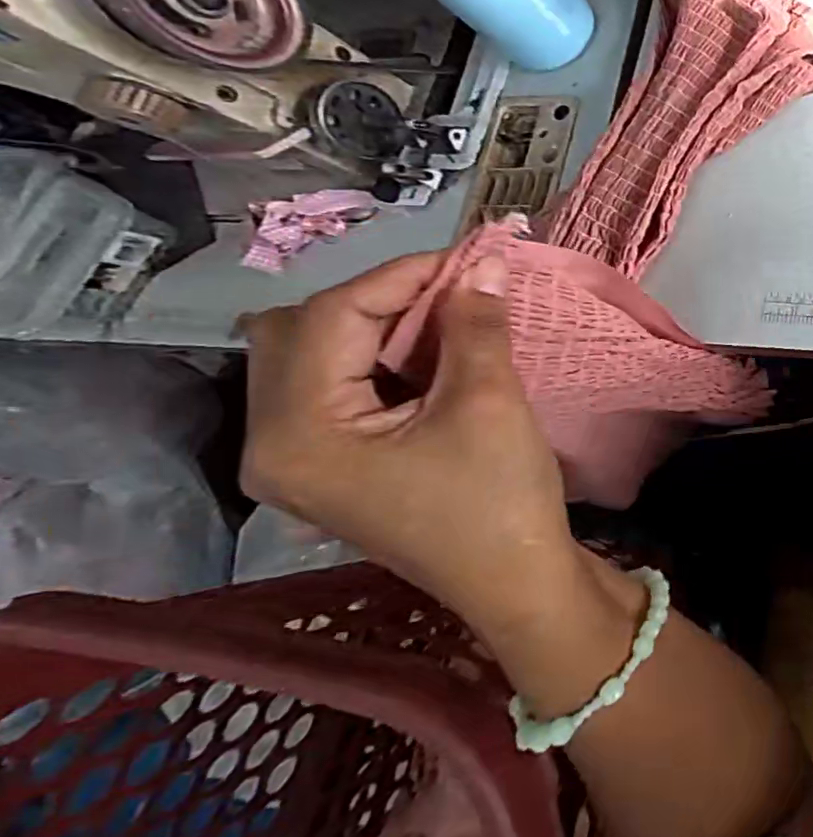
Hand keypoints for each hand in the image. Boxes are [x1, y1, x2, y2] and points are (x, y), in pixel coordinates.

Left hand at [240, 252, 577, 627]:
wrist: (516, 579)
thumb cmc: (500, 498)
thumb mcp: (491, 403)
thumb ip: (477, 326)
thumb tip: (485, 262)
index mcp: (296, 432)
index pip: (331, 318)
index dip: (402, 276)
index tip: (468, 256)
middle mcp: (272, 443)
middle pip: (302, 333)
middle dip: (383, 300)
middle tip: (457, 291)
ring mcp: (296, 459)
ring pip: (316, 358)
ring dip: (382, 327)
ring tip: (451, 320)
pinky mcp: (329, 466)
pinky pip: (336, 389)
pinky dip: (382, 360)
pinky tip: (433, 360)